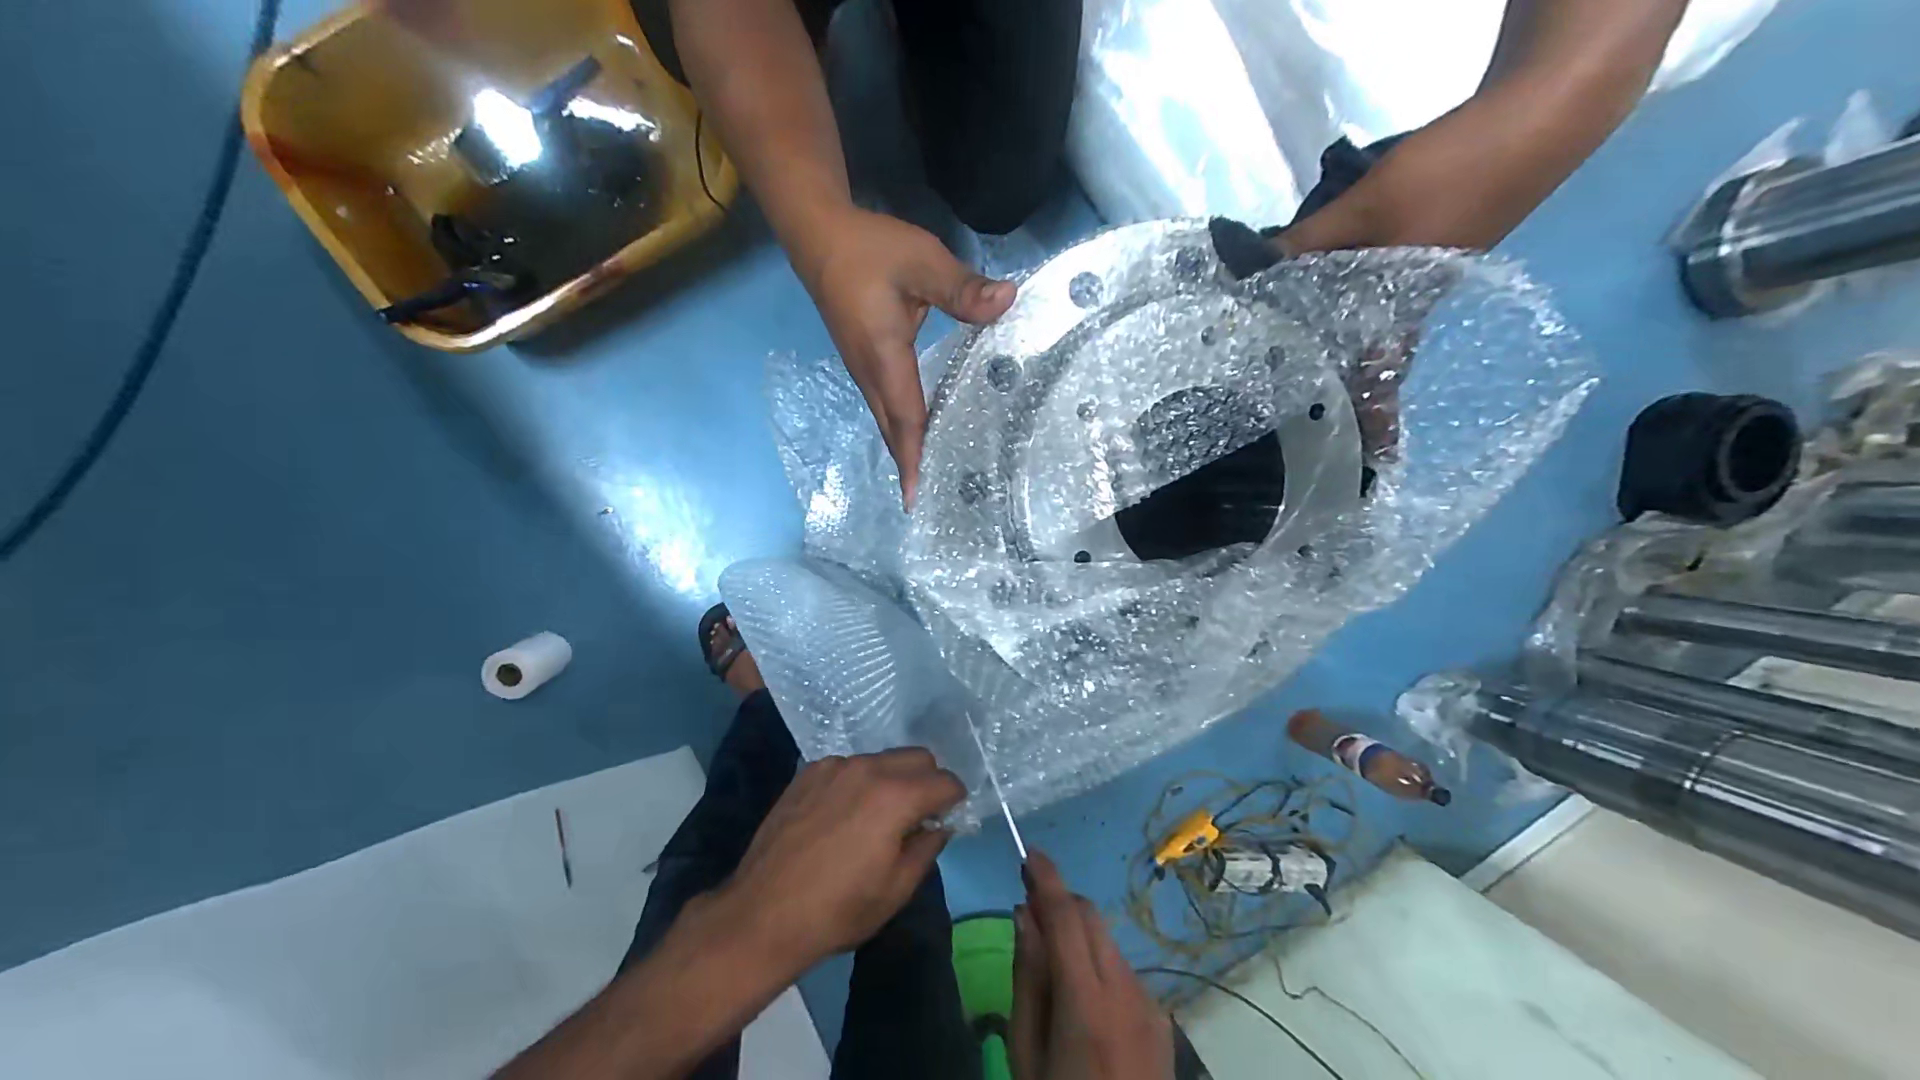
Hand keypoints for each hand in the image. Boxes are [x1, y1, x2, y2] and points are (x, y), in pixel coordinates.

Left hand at [712, 747, 966, 976]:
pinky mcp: (807, 772)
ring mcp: (833, 766)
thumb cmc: (837, 910)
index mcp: (896, 796)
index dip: (954, 801)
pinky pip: (848, 767)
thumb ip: (927, 848)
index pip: (945, 781)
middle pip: (917, 757)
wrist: (762, 914)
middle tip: (916, 818)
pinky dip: (858, 783)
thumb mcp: (896, 890)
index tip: (946, 820)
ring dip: (892, 780)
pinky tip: (841, 817)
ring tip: (875, 819)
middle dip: (927, 781)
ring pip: (881, 759)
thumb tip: (938, 825)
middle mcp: (867, 768)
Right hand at [794, 206, 1015, 504]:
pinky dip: (901, 426)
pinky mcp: (864, 358)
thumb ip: (961, 288)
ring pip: (887, 419)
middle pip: (892, 428)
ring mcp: (863, 367)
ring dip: (905, 448)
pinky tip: (919, 431)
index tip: (916, 498)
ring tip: (929, 475)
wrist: (819, 237)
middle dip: (910, 465)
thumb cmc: (868, 250)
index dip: (914, 458)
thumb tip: (1008, 301)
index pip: (906, 418)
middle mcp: (870, 372)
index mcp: (884, 358)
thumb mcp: (920, 261)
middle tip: (931, 499)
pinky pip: (885, 404)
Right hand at [1011, 851, 1173, 1079]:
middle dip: (1061, 902)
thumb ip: (1028, 977)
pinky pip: (1123, 970)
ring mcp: (1150, 1004)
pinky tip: (1081, 995)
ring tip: (1052, 956)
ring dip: (1079, 932)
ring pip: (1108, 941)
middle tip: (1029, 905)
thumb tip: (1025, 914)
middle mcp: (1126, 991)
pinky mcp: (1162, 1019)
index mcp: (1086, 1003)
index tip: (1028, 853)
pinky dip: (1098, 962)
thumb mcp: (1026, 1054)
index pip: (1066, 917)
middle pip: (1092, 918)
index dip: (1046, 879)